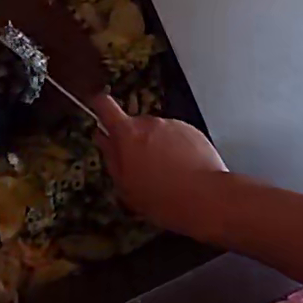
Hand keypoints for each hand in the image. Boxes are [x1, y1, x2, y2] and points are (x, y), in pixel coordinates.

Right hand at [91, 95, 232, 241]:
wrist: (206, 197)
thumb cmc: (161, 198)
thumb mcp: (126, 186)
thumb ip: (112, 157)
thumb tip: (102, 137)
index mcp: (128, 134)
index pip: (105, 106)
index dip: (99, 104)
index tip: (96, 104)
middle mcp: (150, 122)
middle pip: (135, 125)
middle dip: (135, 141)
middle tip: (141, 168)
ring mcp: (173, 124)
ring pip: (157, 132)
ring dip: (157, 146)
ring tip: (167, 175)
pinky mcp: (193, 130)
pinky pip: (177, 136)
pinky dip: (177, 149)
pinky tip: (183, 171)